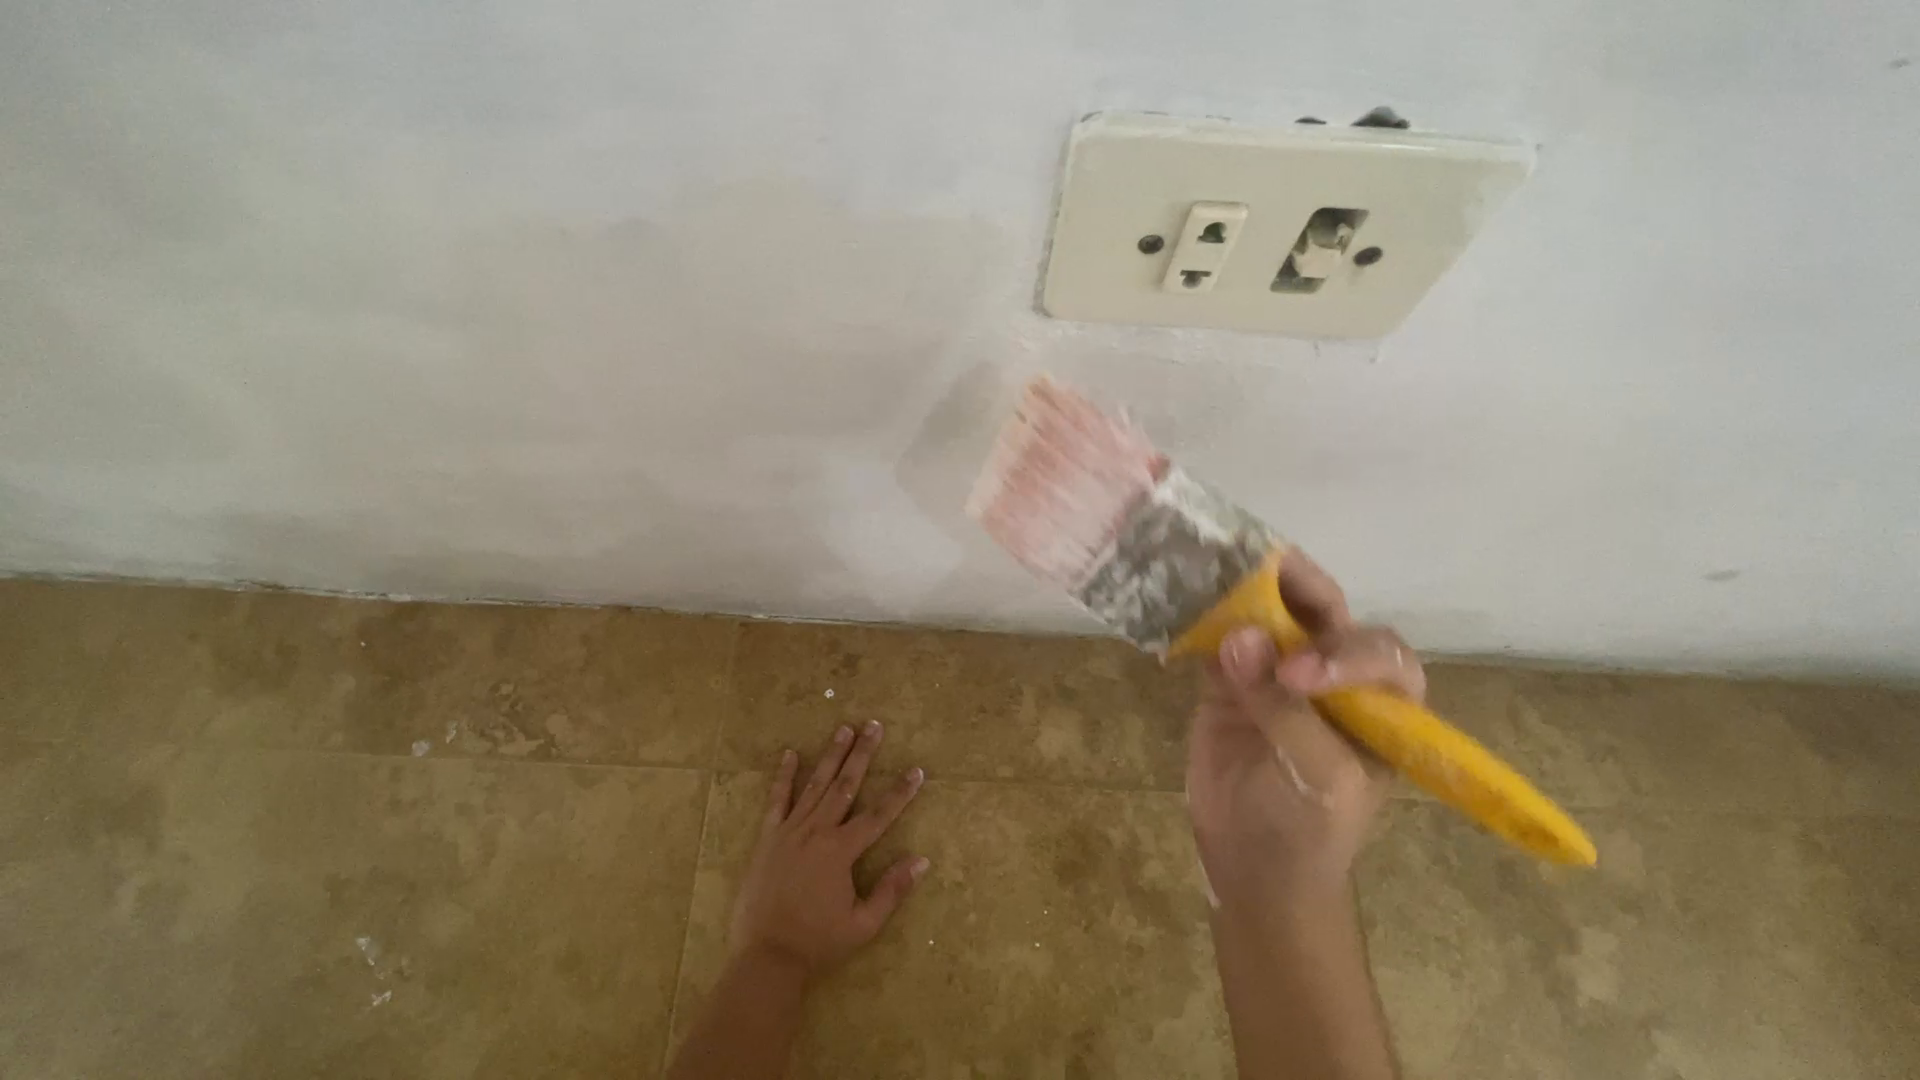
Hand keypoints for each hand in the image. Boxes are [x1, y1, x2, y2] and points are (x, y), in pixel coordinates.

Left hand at [728, 721, 928, 979]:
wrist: (766, 956)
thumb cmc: (818, 943)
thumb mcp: (863, 924)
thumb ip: (892, 890)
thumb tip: (921, 860)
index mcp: (841, 851)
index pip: (879, 814)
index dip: (900, 792)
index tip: (917, 770)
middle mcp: (817, 832)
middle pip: (846, 785)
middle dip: (862, 754)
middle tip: (873, 725)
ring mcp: (790, 831)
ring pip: (815, 785)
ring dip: (831, 756)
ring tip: (843, 729)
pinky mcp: (768, 839)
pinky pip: (777, 801)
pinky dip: (784, 776)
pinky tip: (790, 754)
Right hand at [1186, 549, 1424, 909]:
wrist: (1252, 869)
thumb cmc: (1310, 830)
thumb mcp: (1319, 779)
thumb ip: (1285, 710)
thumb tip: (1237, 638)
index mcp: (1381, 702)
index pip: (1377, 653)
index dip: (1343, 652)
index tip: (1297, 675)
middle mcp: (1333, 675)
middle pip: (1325, 614)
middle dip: (1299, 587)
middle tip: (1262, 569)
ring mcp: (1277, 674)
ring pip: (1270, 616)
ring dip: (1247, 591)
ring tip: (1219, 567)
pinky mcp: (1229, 682)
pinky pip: (1220, 640)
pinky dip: (1203, 620)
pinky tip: (1185, 605)